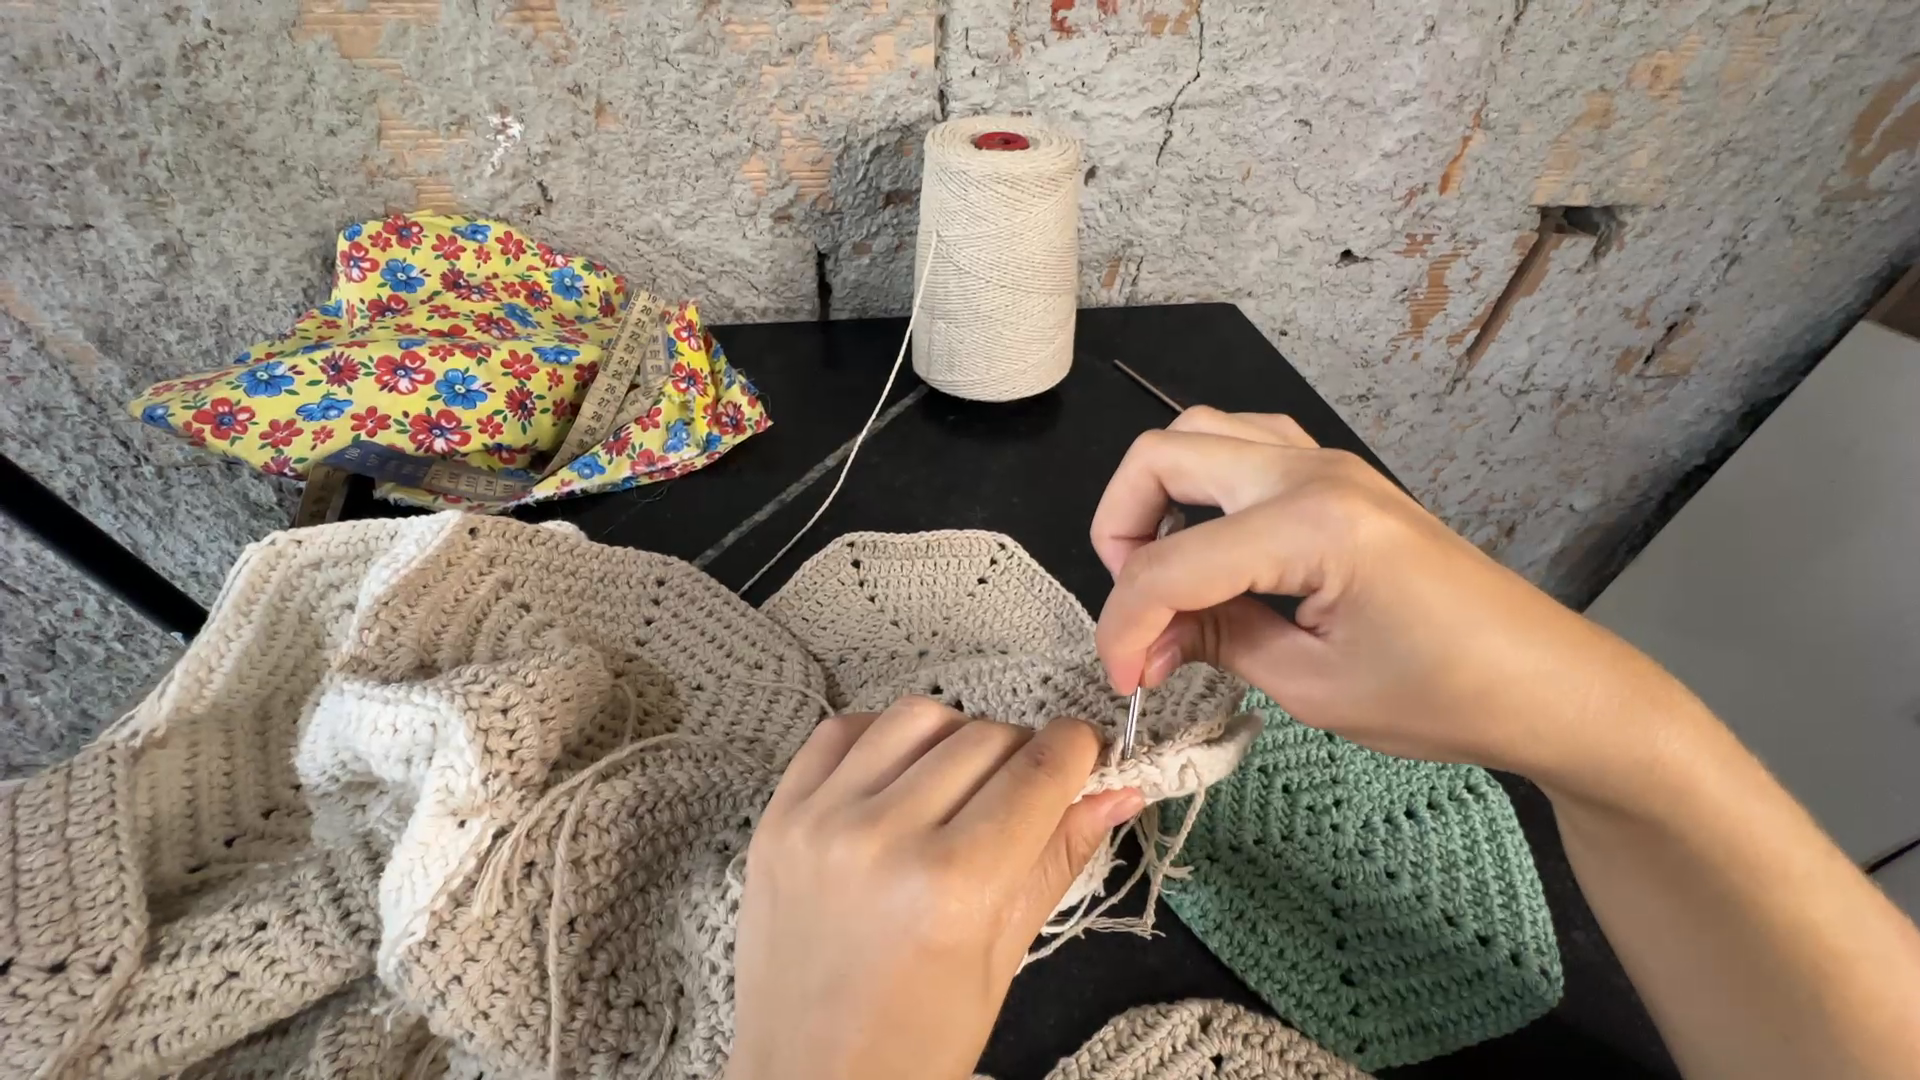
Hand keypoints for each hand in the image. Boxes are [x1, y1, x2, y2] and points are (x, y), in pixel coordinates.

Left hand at [727, 697, 1142, 1079]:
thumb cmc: (920, 1042)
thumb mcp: (1004, 958)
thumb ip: (1058, 858)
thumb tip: (1120, 790)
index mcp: (953, 888)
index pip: (1037, 773)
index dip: (1076, 747)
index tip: (1085, 748)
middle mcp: (883, 837)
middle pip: (985, 737)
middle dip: (1023, 752)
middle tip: (1023, 789)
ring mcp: (821, 818)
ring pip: (918, 717)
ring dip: (957, 736)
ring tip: (959, 781)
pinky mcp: (778, 812)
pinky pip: (843, 729)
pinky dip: (884, 735)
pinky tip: (899, 774)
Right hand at [1090, 407, 1700, 794]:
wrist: (1549, 684)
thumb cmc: (1442, 698)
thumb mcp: (1310, 687)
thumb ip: (1213, 643)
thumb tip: (1143, 645)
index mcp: (1309, 525)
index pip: (1170, 563)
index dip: (1124, 624)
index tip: (1123, 678)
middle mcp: (1309, 470)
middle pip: (1160, 456)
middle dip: (1118, 531)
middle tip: (1136, 607)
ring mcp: (1324, 460)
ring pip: (1196, 432)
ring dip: (1156, 495)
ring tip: (1164, 567)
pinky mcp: (1334, 473)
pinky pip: (1239, 442)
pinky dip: (1200, 482)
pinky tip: (1210, 537)